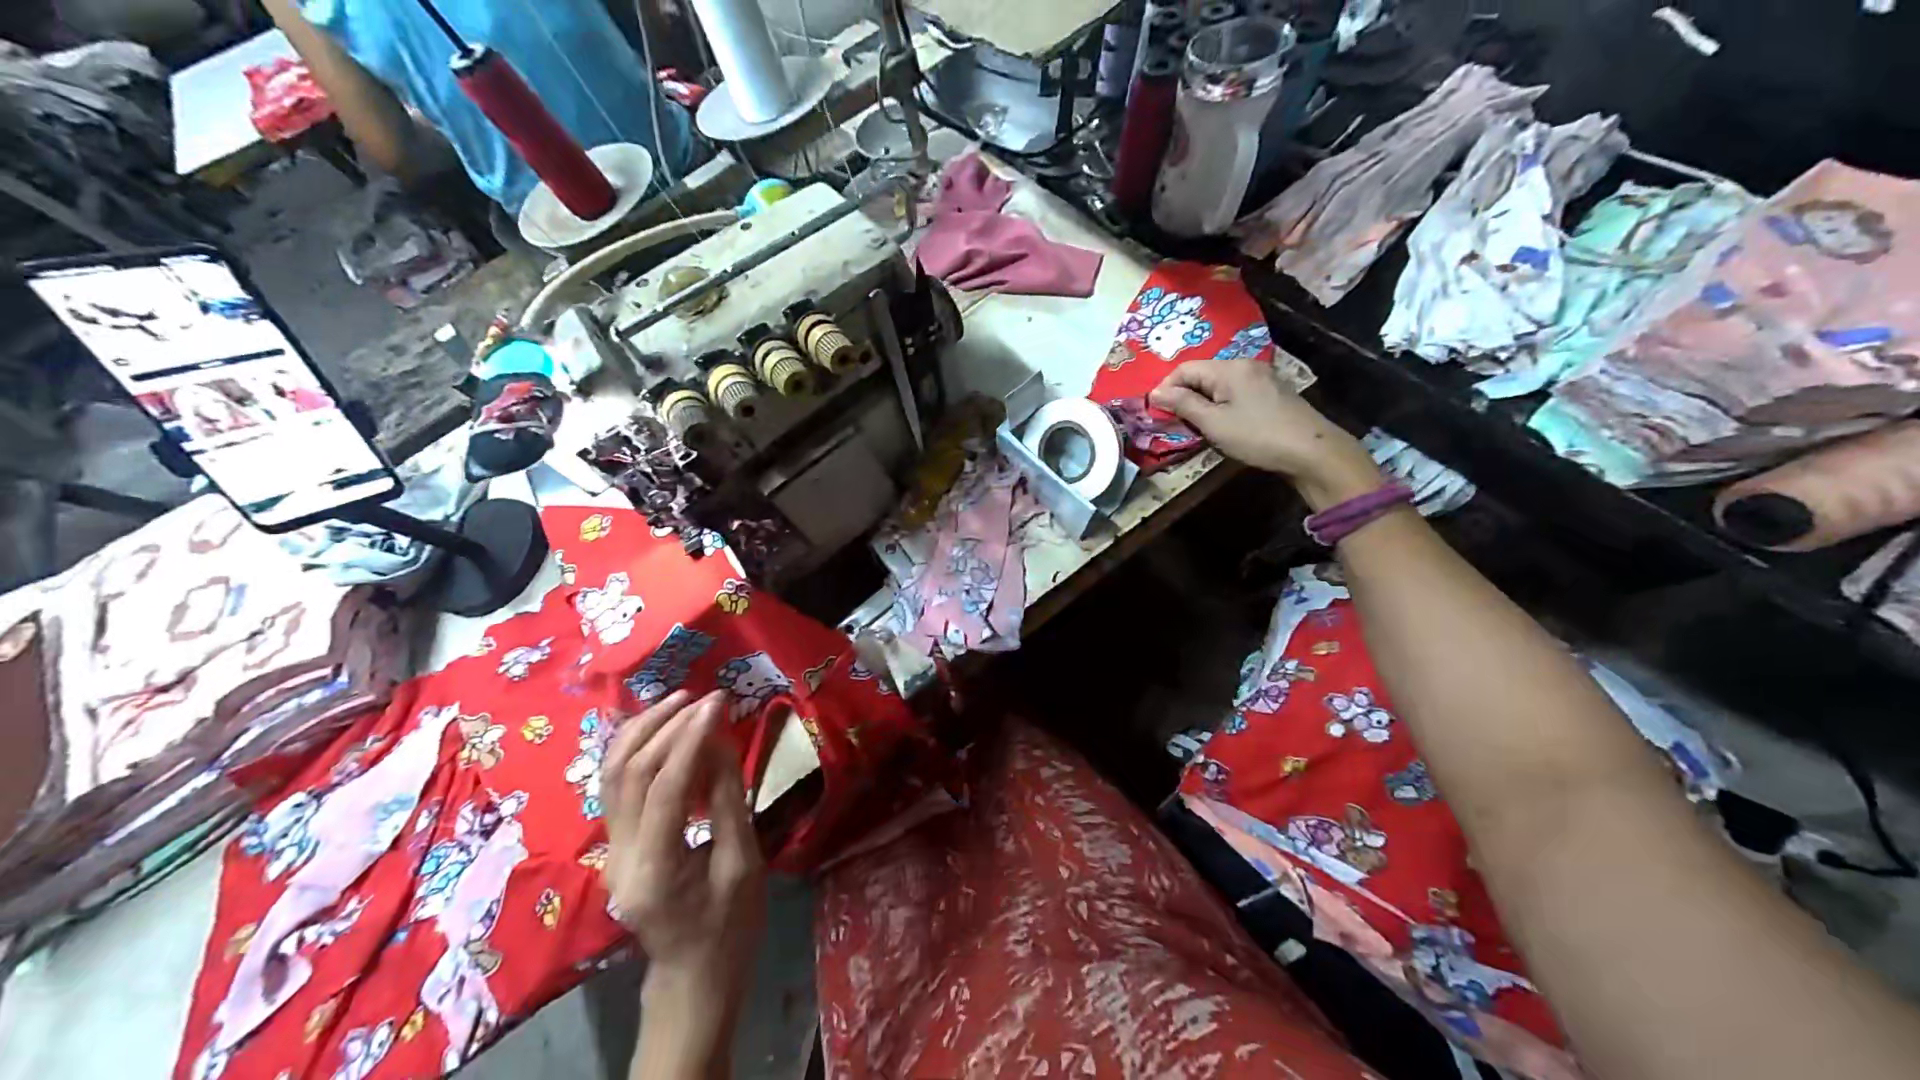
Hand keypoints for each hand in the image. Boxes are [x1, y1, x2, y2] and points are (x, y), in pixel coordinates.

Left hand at [602, 689, 765, 1078]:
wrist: (692, 976)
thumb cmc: (730, 926)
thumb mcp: (743, 864)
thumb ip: (727, 800)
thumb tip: (720, 740)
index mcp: (656, 869)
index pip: (664, 787)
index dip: (691, 738)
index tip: (719, 702)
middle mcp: (620, 856)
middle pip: (629, 774)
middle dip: (668, 725)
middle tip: (706, 697)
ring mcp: (611, 850)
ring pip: (612, 774)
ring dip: (644, 730)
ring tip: (680, 700)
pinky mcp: (615, 843)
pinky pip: (616, 785)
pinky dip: (637, 748)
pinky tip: (662, 726)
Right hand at [1150, 355, 1382, 510]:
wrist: (1312, 451)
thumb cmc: (1258, 436)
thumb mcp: (1214, 423)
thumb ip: (1183, 405)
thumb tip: (1156, 393)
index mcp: (1229, 368)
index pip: (1185, 369)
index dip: (1165, 388)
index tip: (1155, 412)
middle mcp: (1245, 366)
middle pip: (1202, 375)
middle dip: (1183, 396)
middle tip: (1172, 423)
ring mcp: (1260, 378)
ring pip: (1218, 385)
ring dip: (1200, 403)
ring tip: (1193, 427)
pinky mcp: (1270, 393)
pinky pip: (1234, 393)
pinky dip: (1219, 406)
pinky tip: (1219, 425)